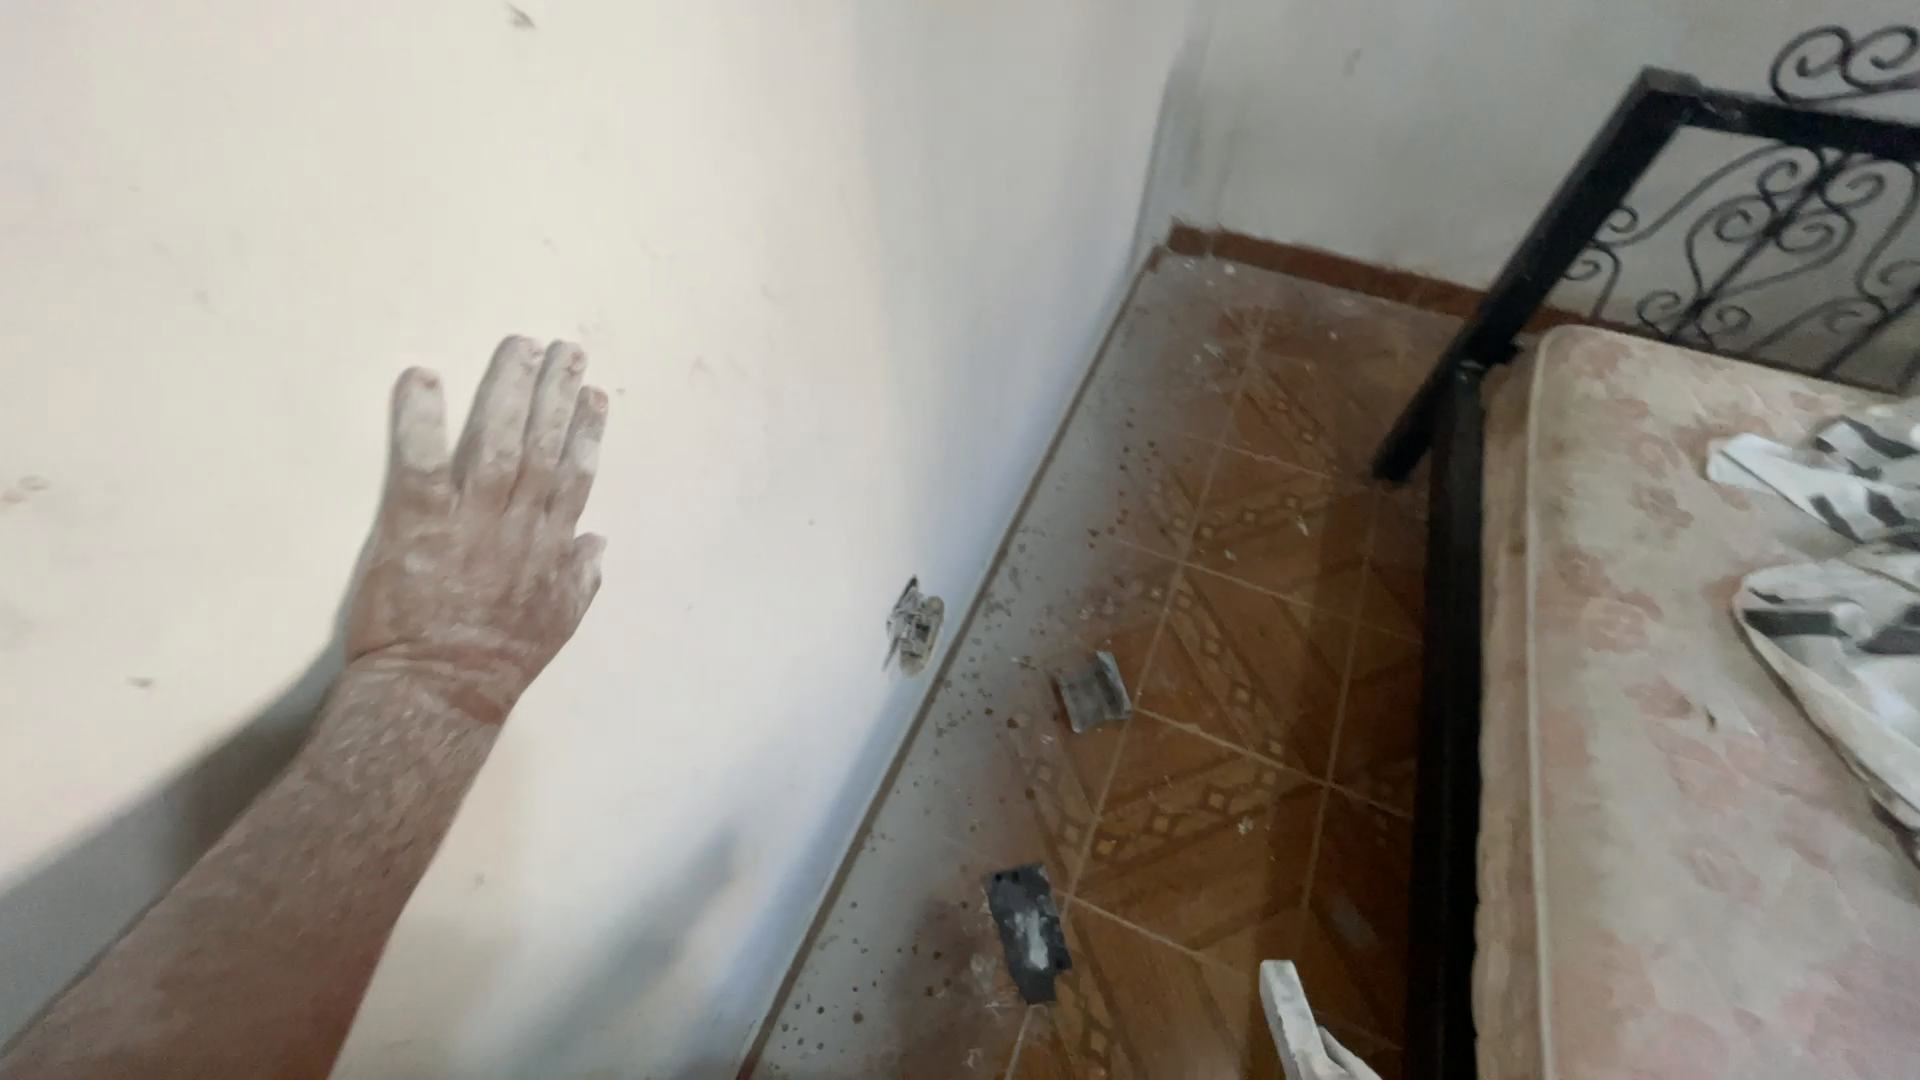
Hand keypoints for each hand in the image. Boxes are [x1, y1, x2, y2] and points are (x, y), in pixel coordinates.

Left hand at [344, 337, 608, 723]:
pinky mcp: (419, 523)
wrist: (446, 686)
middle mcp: (522, 520)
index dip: (587, 430)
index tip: (594, 394)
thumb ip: (584, 577)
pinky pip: (422, 463)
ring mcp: (474, 519)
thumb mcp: (564, 620)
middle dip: (558, 393)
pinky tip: (423, 378)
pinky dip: (421, 420)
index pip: (577, 473)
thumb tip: (598, 540)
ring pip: (498, 441)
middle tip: (567, 348)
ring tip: (520, 347)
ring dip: (510, 390)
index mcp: (556, 543)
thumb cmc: (505, 656)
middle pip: (544, 444)